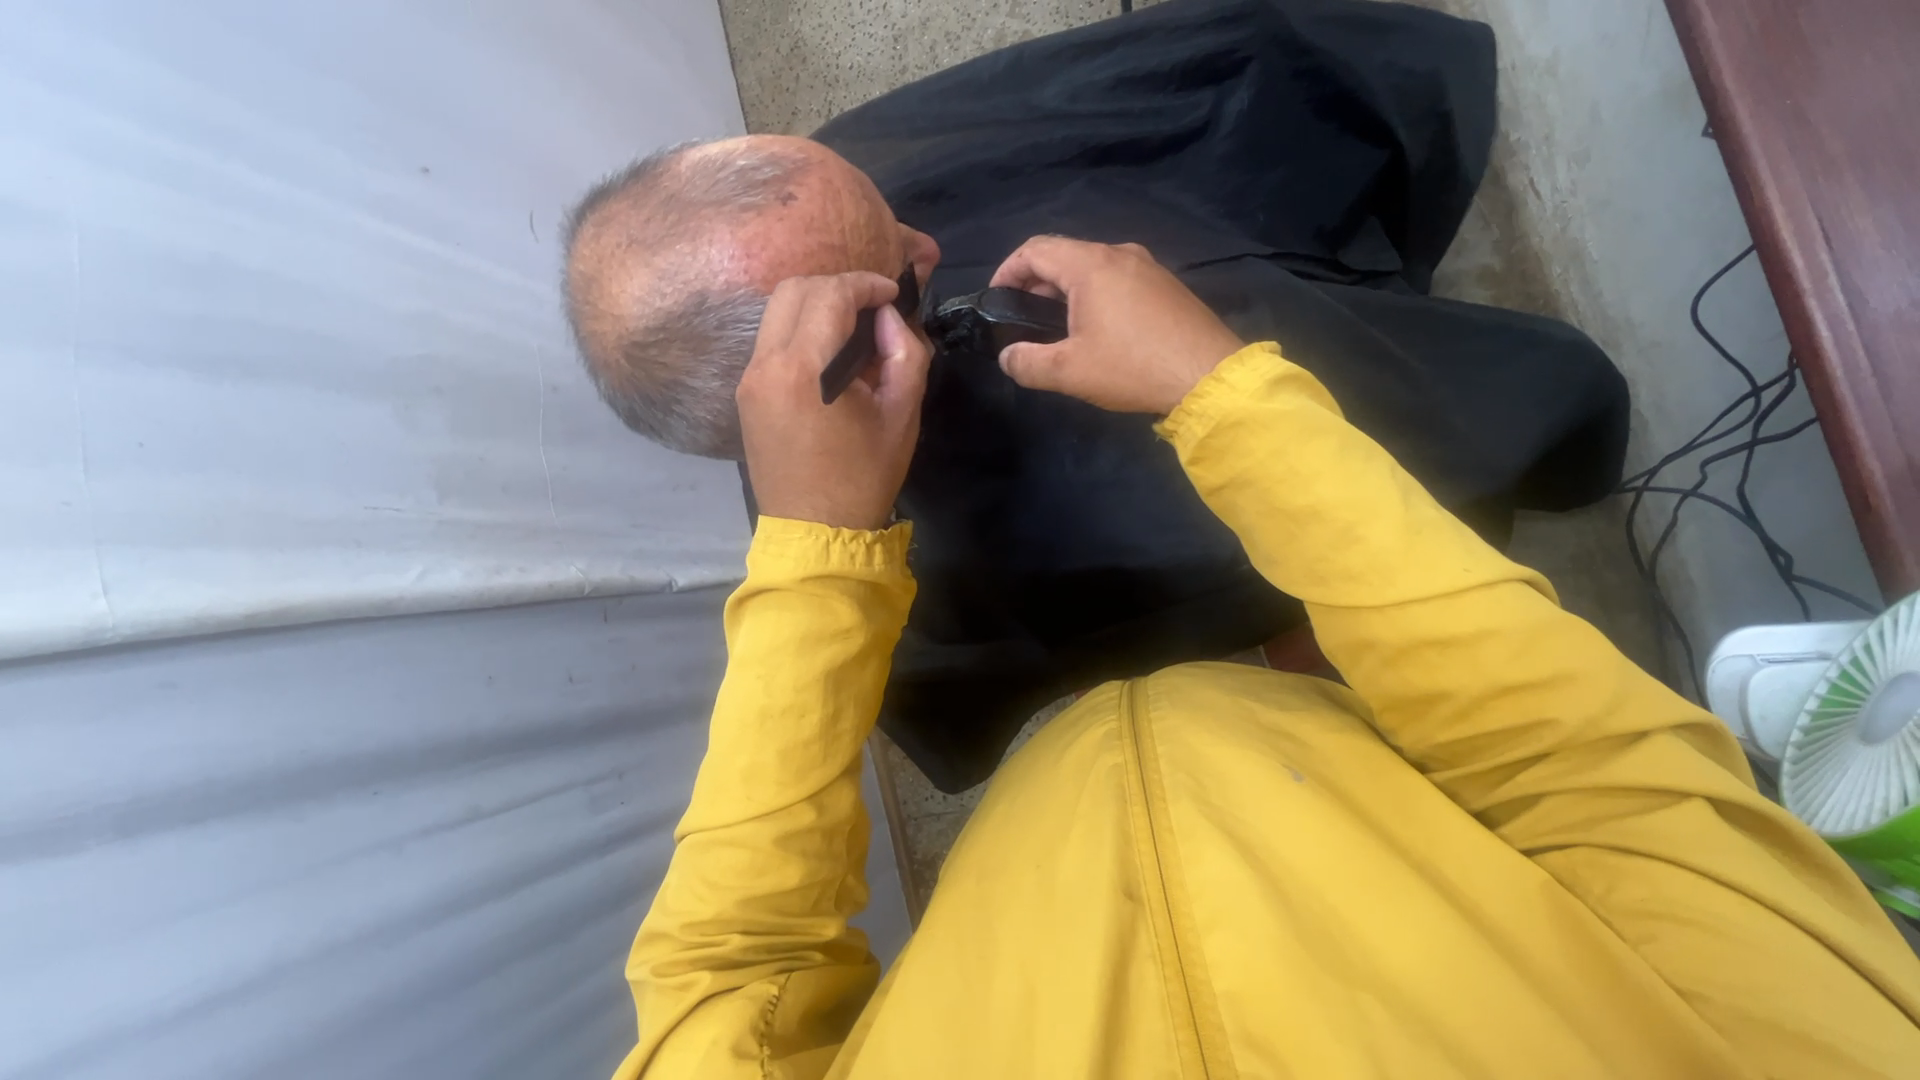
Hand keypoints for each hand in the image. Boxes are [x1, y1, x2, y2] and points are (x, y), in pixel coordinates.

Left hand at [736, 272, 930, 530]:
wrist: (815, 531)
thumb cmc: (864, 477)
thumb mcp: (902, 415)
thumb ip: (905, 353)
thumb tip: (888, 317)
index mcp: (805, 370)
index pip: (829, 294)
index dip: (865, 283)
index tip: (892, 293)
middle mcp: (766, 365)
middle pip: (794, 289)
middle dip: (837, 286)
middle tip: (871, 306)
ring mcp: (749, 379)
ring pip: (777, 311)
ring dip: (816, 305)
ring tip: (852, 329)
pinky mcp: (746, 393)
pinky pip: (771, 341)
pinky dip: (800, 330)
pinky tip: (828, 354)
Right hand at [990, 237, 1244, 413]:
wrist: (1208, 376)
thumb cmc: (1133, 368)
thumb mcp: (1069, 372)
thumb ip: (1027, 362)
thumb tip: (1007, 357)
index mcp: (1091, 265)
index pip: (1034, 249)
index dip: (1006, 270)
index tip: (995, 299)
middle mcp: (1119, 253)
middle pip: (1063, 255)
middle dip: (1034, 282)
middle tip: (1021, 318)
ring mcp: (1147, 266)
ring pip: (1092, 267)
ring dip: (1065, 290)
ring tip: (1055, 326)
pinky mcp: (1165, 285)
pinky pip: (1117, 279)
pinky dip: (1094, 294)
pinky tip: (1096, 329)